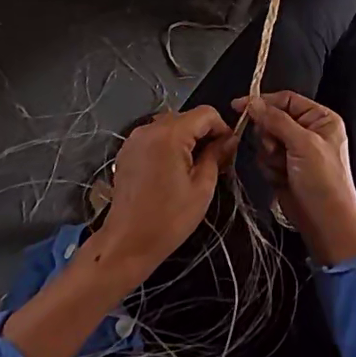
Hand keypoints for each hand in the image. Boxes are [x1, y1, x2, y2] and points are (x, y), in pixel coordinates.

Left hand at [101, 107, 235, 275]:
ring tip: (193, 166)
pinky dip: (169, 144)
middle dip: (204, 133)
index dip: (222, 128)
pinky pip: (155, 136)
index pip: (206, 113)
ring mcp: (134, 139)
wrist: (127, 243)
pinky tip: (172, 169)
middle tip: (215, 160)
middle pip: (187, 117)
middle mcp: (148, 129)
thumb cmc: (169, 218)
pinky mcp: (126, 151)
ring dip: (187, 139)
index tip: (228, 150)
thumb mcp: (202, 187)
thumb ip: (216, 155)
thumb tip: (229, 140)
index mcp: (169, 135)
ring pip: (171, 125)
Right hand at [235, 92, 355, 264]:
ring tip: (284, 169)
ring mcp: (296, 151)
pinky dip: (270, 169)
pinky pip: (265, 159)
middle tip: (277, 149)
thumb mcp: (303, 144)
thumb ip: (276, 120)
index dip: (264, 102)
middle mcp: (308, 131)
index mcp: (321, 119)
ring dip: (270, 156)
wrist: (325, 222)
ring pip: (265, 141)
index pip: (287, 100)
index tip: (239, 106)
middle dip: (270, 136)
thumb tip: (253, 102)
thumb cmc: (323, 181)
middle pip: (272, 120)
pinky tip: (282, 179)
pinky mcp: (285, 168)